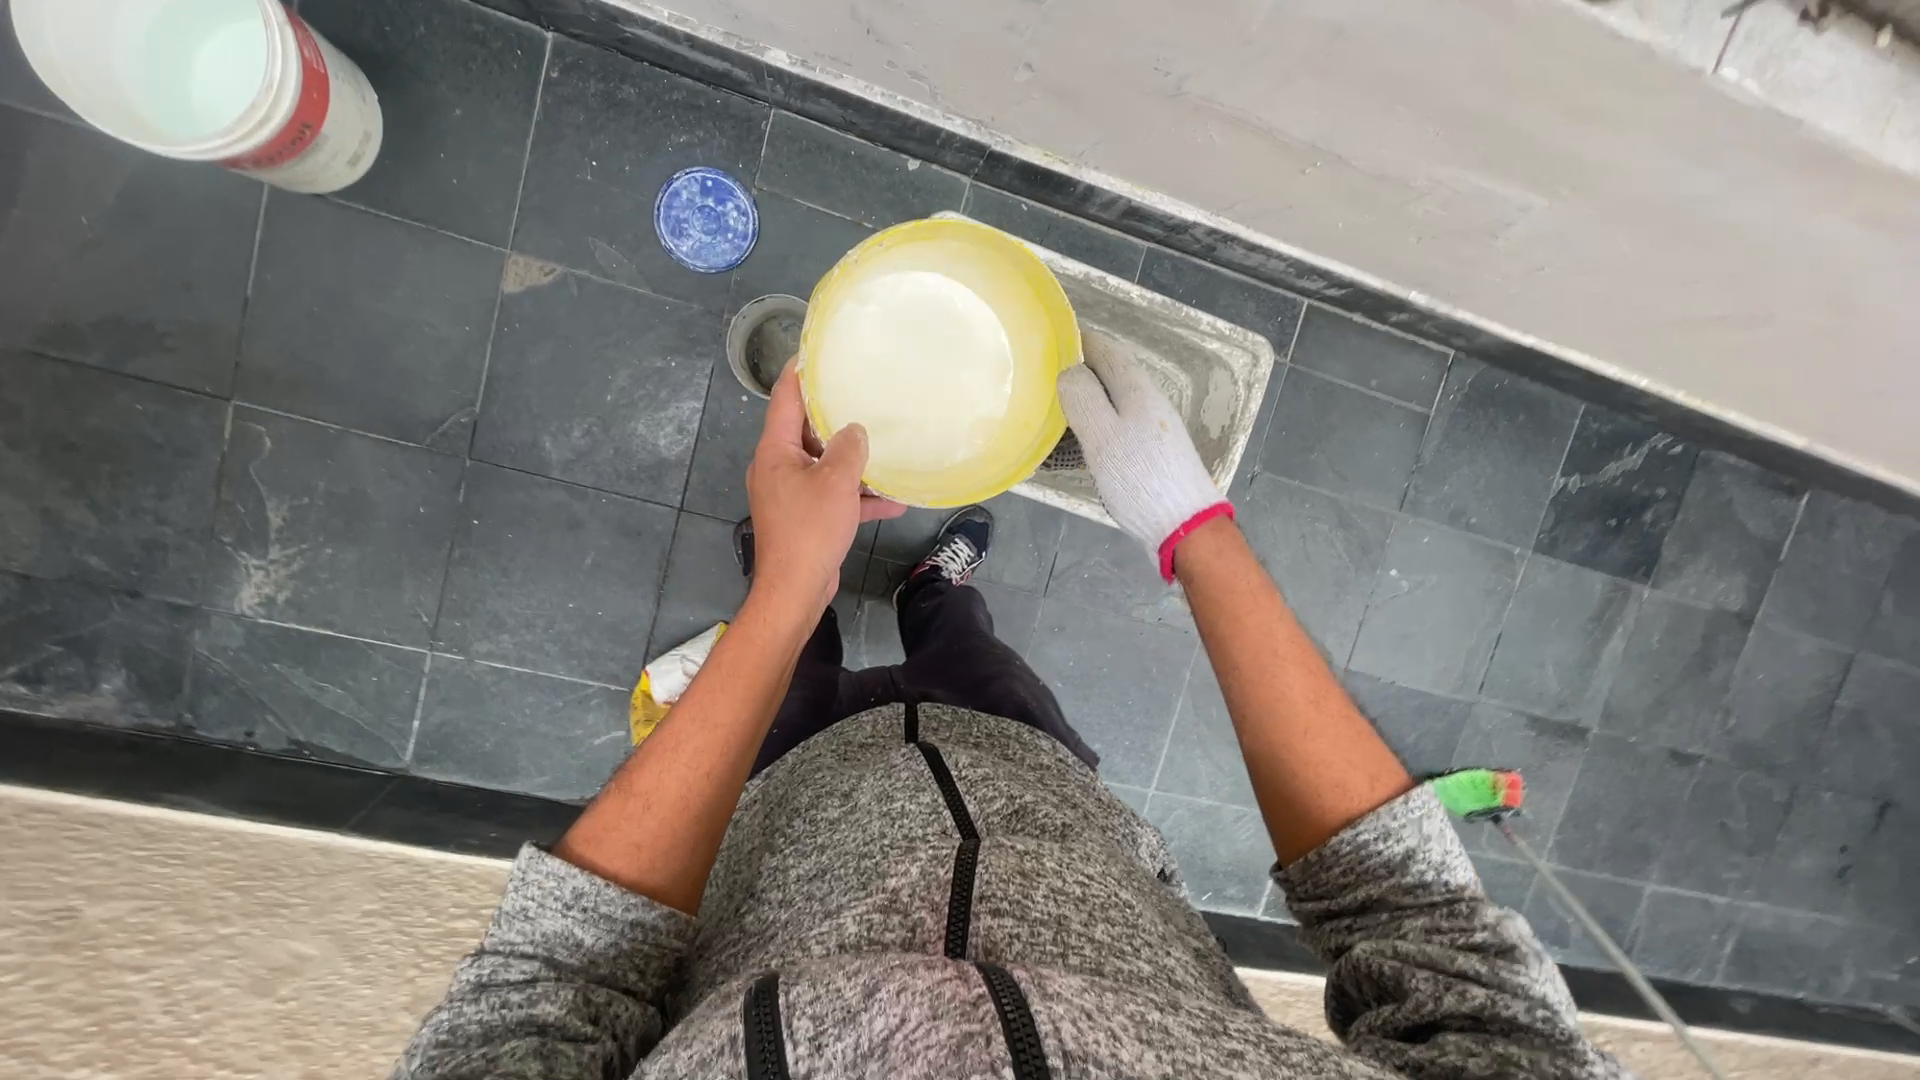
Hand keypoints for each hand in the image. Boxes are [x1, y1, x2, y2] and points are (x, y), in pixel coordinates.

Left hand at [747, 361, 905, 614]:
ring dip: (853, 462)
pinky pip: (833, 497)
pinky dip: (857, 496)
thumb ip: (849, 448)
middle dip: (837, 417)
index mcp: (775, 450)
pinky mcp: (804, 518)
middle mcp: (778, 466)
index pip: (785, 397)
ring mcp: (790, 494)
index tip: (819, 352)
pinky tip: (894, 499)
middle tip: (865, 395)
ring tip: (884, 447)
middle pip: (807, 431)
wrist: (796, 588)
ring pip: (824, 466)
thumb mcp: (836, 481)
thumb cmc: (810, 529)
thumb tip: (855, 431)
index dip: (801, 372)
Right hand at [1057, 333, 1232, 580]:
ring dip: (1094, 393)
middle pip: (1116, 374)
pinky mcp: (1155, 455)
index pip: (1109, 353)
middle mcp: (1151, 405)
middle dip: (1086, 366)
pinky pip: (1122, 423)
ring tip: (1063, 399)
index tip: (1056, 338)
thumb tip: (1069, 371)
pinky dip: (1101, 418)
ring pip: (1120, 399)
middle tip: (1051, 369)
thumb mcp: (1103, 437)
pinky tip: (1089, 434)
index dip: (1083, 341)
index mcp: (1139, 393)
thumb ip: (1083, 400)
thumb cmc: (1140, 479)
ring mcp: (1156, 431)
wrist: (1184, 525)